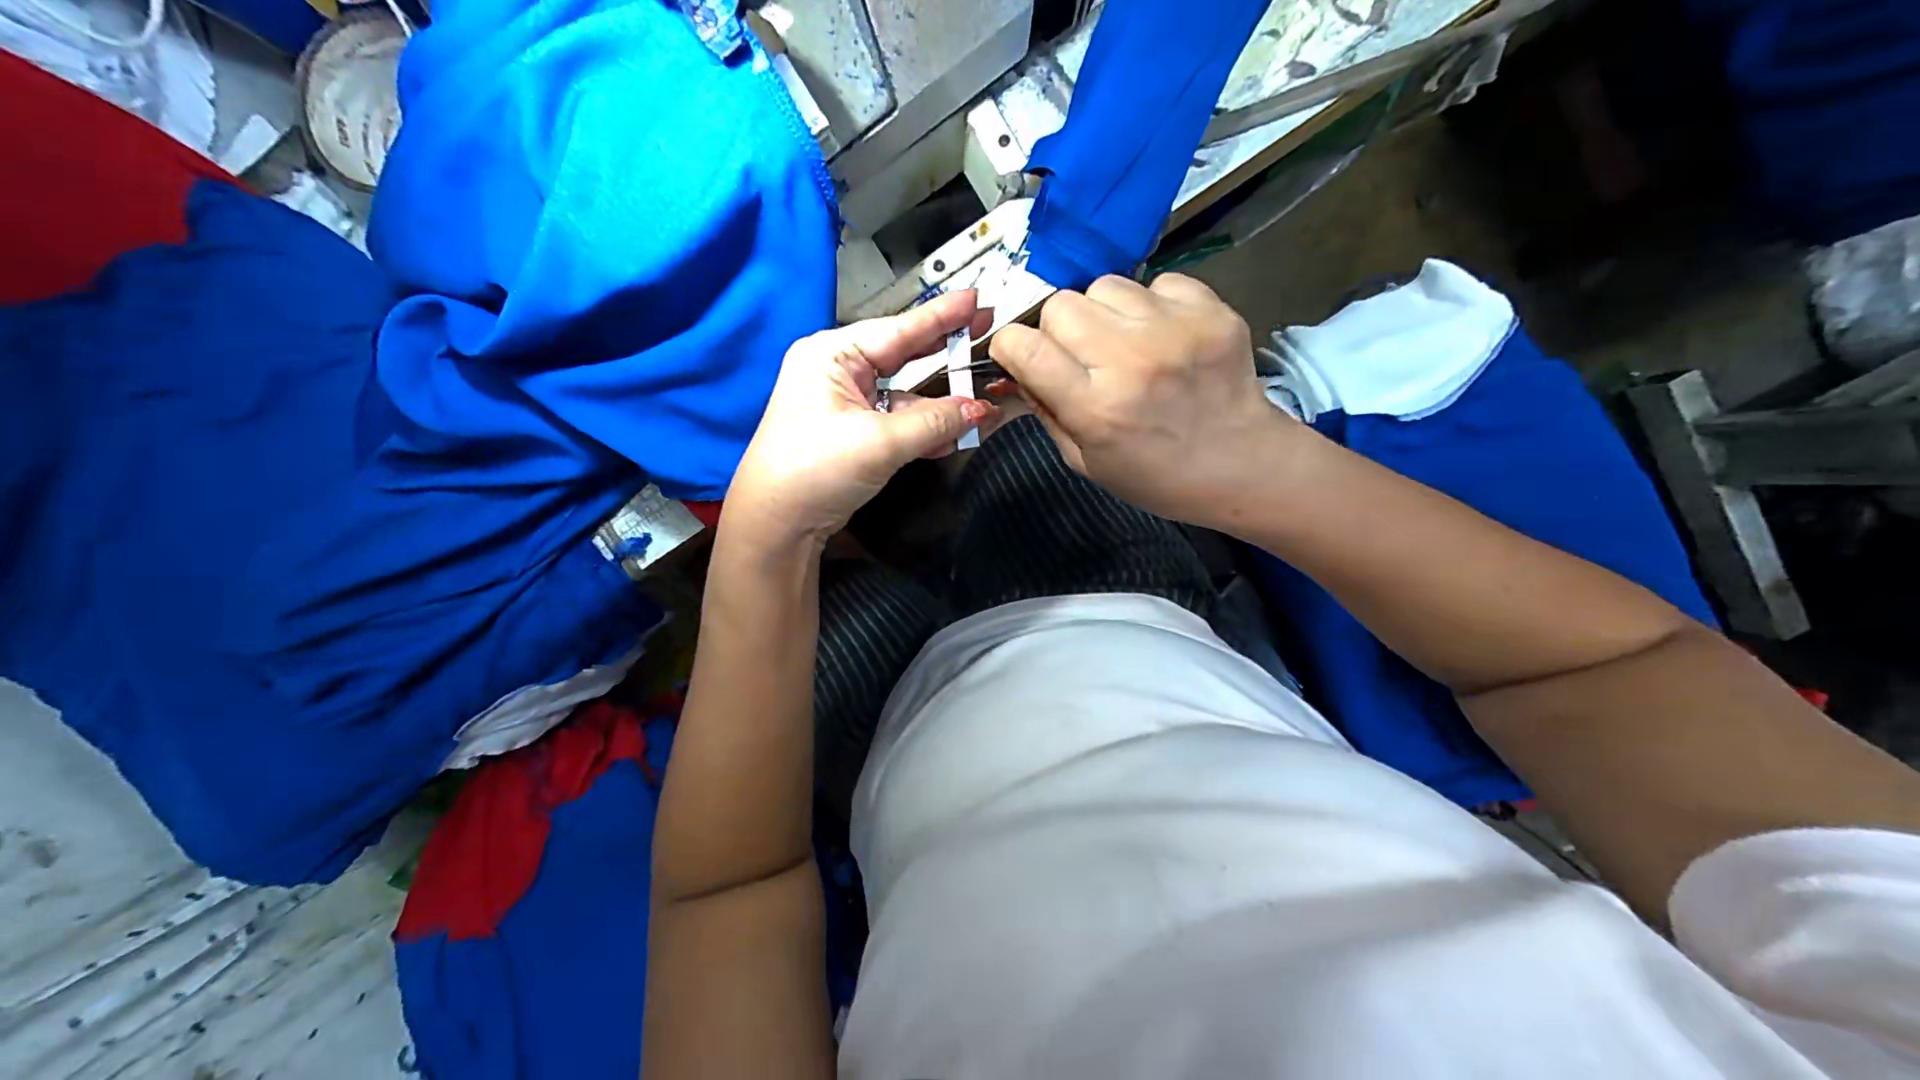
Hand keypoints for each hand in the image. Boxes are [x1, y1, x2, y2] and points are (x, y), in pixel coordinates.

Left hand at [725, 291, 997, 547]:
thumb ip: (935, 422)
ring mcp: (844, 403)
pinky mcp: (852, 432)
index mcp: (831, 355)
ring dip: (938, 404)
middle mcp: (836, 371)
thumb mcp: (880, 442)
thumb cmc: (811, 472)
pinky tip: (952, 434)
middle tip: (984, 328)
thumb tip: (978, 410)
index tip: (975, 299)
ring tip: (978, 401)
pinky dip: (923, 428)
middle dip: (944, 350)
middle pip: (902, 354)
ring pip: (904, 394)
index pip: (898, 329)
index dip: (941, 316)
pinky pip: (896, 420)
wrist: (778, 525)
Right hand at [987, 273, 1300, 531]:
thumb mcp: (1085, 461)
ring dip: (1104, 313)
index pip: (1024, 346)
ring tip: (1126, 344)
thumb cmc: (1156, 476)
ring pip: (1104, 285)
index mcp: (1096, 408)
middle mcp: (1131, 361)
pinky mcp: (1210, 311)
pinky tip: (1163, 337)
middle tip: (1082, 356)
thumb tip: (1019, 369)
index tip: (1020, 355)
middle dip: (1059, 330)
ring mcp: (1174, 330)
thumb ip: (1047, 411)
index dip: (1011, 347)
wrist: (1241, 466)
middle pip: (1060, 305)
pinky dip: (1151, 305)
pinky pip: (1156, 282)